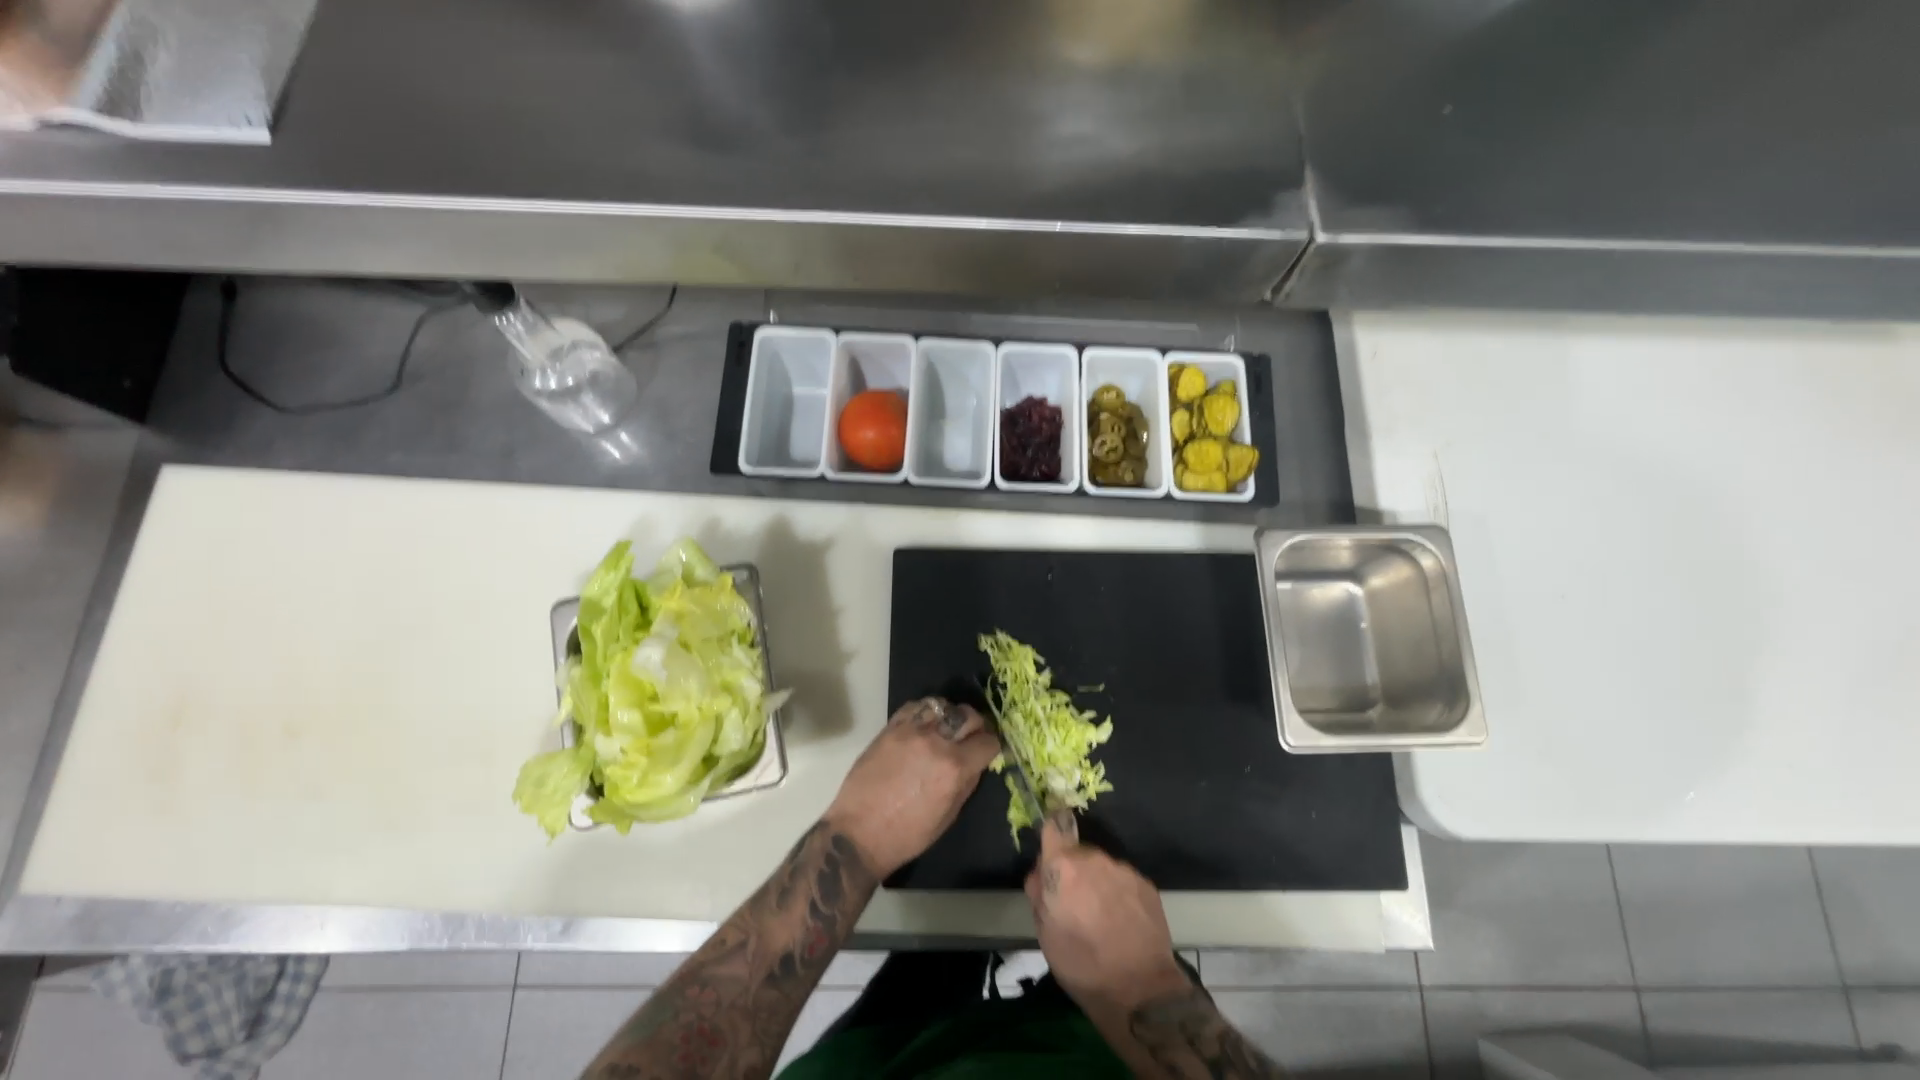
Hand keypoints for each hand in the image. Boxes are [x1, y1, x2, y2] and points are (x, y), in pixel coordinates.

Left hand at [823, 698, 999, 878]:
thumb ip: (967, 783)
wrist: (860, 833)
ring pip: (941, 705)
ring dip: (949, 715)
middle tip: (970, 737)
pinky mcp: (889, 729)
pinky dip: (925, 712)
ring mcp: (910, 731)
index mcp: (955, 768)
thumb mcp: (949, 815)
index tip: (987, 752)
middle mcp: (935, 742)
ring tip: (945, 728)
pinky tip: (923, 726)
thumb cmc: (908, 834)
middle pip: (968, 715)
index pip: (988, 741)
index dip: (991, 747)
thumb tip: (976, 763)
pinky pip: (914, 707)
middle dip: (976, 726)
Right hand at [1026, 819, 1189, 1015]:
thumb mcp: (1044, 934)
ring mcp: (1123, 870)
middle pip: (1077, 852)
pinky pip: (1122, 880)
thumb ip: (1038, 894)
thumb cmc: (1081, 964)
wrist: (1139, 988)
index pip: (1053, 827)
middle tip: (1073, 903)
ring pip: (1102, 867)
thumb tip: (1040, 874)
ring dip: (1097, 882)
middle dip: (1073, 869)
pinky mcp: (1146, 884)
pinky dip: (1118, 894)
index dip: (1051, 831)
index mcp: (1062, 867)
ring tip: (1100, 916)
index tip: (1050, 841)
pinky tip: (1121, 921)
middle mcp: (1094, 859)